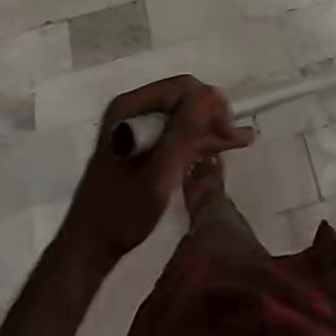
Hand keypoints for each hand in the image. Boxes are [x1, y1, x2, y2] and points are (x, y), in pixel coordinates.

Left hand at [62, 75, 253, 261]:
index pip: (183, 87)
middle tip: (234, 140)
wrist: (92, 247)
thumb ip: (184, 132)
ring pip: (185, 116)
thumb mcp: (158, 173)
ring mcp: (139, 127)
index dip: (210, 104)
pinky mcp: (145, 145)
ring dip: (210, 128)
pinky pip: (178, 133)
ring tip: (242, 140)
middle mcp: (134, 109)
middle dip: (212, 115)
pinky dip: (200, 140)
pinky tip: (227, 145)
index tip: (227, 132)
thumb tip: (212, 93)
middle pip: (186, 99)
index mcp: (130, 107)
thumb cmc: (122, 210)